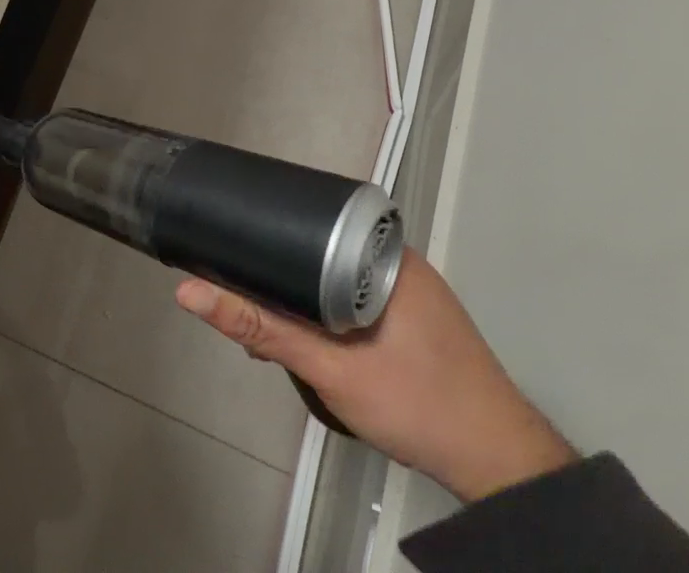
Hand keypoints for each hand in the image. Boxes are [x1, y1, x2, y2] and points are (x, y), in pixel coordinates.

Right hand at [176, 248, 576, 501]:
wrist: (498, 466)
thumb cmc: (417, 405)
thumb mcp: (328, 367)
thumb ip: (259, 328)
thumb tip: (189, 292)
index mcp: (388, 261)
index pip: (313, 222)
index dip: (264, 231)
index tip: (222, 246)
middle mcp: (400, 268)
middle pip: (317, 253)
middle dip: (273, 276)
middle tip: (235, 298)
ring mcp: (410, 296)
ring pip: (331, 280)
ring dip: (295, 299)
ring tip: (257, 323)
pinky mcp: (411, 322)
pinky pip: (349, 300)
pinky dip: (320, 313)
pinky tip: (298, 338)